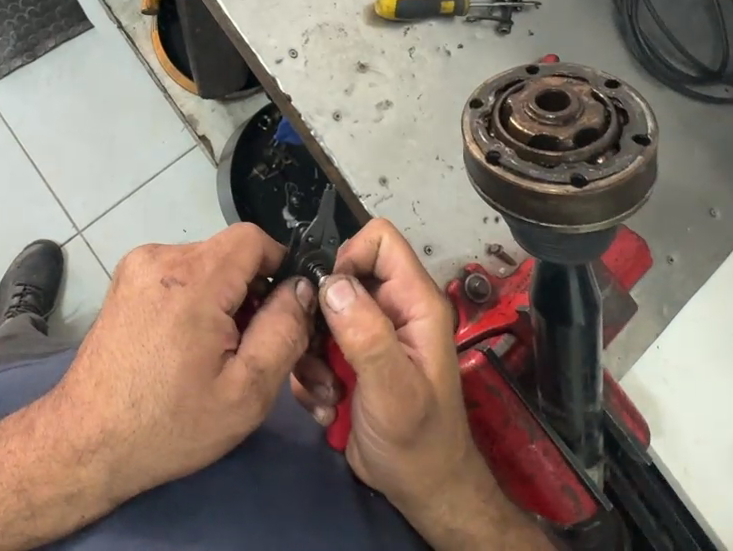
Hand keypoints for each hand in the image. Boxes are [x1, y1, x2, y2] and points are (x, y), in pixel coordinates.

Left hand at [44, 224, 313, 503]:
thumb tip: (302, 287)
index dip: (279, 267)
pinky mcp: (125, 280)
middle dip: (251, 291)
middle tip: (254, 345)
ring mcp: (137, 265)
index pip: (253, 238)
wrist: (87, 440)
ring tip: (219, 351)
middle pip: (229, 253)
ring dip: (223, 297)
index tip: (285, 310)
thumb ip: (284, 330)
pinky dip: (195, 299)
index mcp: (192, 279)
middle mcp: (161, 257)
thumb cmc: (170, 423)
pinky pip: (179, 274)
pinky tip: (189, 344)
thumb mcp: (246, 391)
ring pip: (205, 264)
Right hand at [316, 219, 487, 514]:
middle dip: (319, 312)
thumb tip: (331, 283)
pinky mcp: (349, 357)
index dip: (348, 257)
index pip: (379, 240)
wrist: (422, 492)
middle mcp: (392, 309)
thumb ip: (366, 334)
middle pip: (340, 274)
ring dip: (312, 349)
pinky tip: (325, 402)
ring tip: (325, 388)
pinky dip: (311, 370)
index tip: (329, 298)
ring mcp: (369, 333)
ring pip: (320, 310)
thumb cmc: (419, 442)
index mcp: (415, 303)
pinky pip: (314, 342)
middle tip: (318, 351)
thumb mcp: (395, 390)